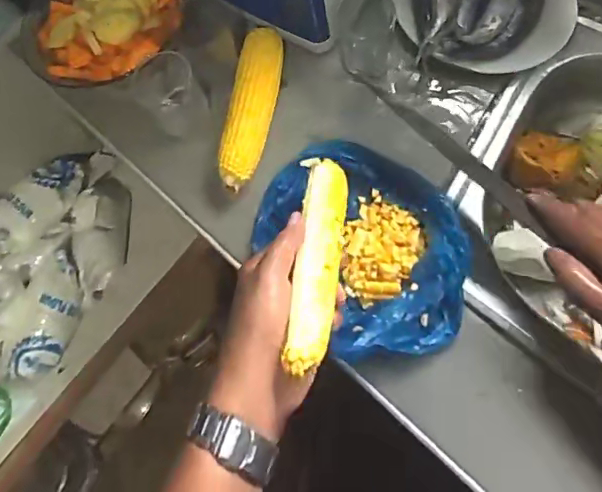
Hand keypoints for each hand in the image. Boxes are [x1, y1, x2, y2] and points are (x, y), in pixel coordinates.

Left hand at [208, 212, 323, 438]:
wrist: (260, 387)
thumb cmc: (261, 326)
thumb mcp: (270, 278)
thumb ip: (286, 246)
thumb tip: (298, 215)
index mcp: (262, 270)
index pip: (288, 243)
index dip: (309, 237)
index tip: (332, 231)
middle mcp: (275, 288)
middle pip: (307, 266)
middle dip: (325, 266)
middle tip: (341, 267)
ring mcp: (291, 312)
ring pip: (319, 290)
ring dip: (332, 292)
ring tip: (341, 300)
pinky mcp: (305, 334)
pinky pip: (324, 315)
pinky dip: (333, 315)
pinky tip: (338, 319)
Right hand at [529, 193, 601, 383]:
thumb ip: (576, 281)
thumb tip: (552, 252)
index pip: (572, 219)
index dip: (546, 207)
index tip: (525, 198)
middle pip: (588, 209)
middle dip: (561, 208)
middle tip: (538, 216)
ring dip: (580, 215)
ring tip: (562, 229)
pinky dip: (598, 223)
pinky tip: (594, 243)